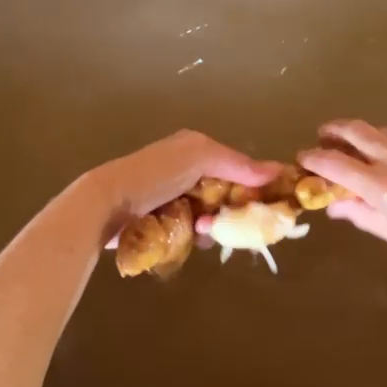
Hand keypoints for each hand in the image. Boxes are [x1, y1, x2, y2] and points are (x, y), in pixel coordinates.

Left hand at [81, 130, 279, 246]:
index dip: (252, 185)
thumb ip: (237, 163)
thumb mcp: (199, 157)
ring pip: (208, 214)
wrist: (107, 203)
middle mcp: (184, 168)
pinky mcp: (160, 219)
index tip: (264, 206)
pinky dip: (192, 235)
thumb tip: (278, 170)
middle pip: (224, 193)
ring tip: (199, 231)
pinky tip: (187, 238)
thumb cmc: (155, 175)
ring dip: (210, 225)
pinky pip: (189, 230)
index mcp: (194, 147)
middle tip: (225, 222)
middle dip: (228, 209)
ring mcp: (171, 195)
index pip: (236, 166)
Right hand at [298, 120, 386, 296]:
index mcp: (385, 187)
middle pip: (355, 130)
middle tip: (322, 140)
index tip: (303, 162)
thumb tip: (339, 206)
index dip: (313, 159)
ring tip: (358, 153)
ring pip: (382, 131)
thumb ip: (368, 217)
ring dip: (363, 137)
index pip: (335, 163)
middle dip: (333, 131)